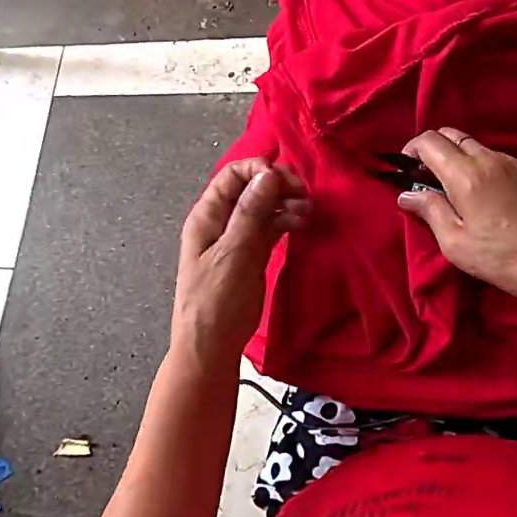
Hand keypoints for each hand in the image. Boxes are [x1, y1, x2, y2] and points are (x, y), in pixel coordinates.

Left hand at [172, 158, 309, 362]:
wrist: (211, 347)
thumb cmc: (215, 301)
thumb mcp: (233, 254)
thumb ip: (250, 213)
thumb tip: (268, 174)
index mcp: (207, 215)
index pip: (233, 175)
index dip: (259, 170)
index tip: (285, 179)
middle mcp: (222, 221)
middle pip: (251, 188)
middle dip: (278, 186)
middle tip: (305, 194)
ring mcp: (238, 238)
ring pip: (265, 208)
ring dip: (286, 204)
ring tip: (308, 212)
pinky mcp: (252, 254)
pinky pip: (271, 228)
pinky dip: (287, 222)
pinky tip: (303, 223)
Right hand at [396, 128, 516, 315]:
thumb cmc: (501, 259)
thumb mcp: (454, 242)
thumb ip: (429, 211)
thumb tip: (406, 195)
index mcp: (465, 174)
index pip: (430, 141)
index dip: (412, 149)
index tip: (406, 169)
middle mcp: (489, 159)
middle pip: (452, 134)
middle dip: (433, 148)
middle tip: (426, 177)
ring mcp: (513, 162)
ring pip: (475, 145)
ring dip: (457, 157)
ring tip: (453, 189)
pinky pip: (495, 157)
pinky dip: (479, 165)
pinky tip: (482, 194)